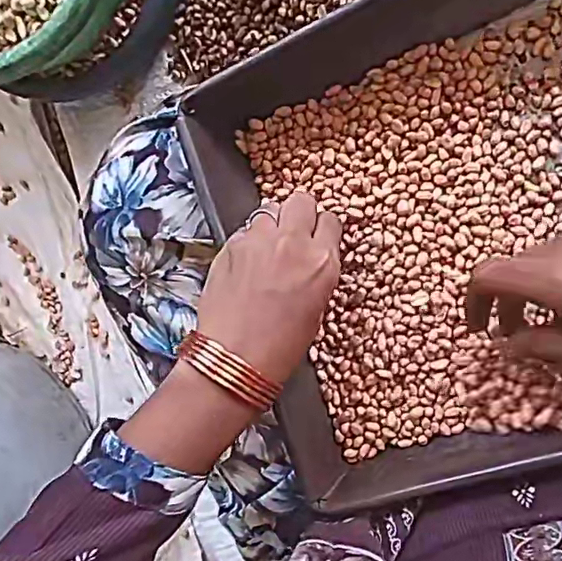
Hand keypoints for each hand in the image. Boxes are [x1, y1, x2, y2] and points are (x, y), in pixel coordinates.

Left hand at [194, 191, 343, 382]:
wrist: (235, 359)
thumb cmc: (279, 346)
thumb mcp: (316, 309)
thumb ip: (317, 273)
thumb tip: (311, 259)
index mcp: (323, 262)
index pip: (330, 220)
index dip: (322, 228)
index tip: (317, 236)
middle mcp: (293, 244)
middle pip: (301, 201)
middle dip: (299, 213)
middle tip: (293, 232)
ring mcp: (259, 241)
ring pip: (269, 209)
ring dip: (271, 224)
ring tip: (266, 248)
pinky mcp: (231, 245)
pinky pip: (244, 229)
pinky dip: (247, 240)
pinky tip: (246, 262)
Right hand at [464, 222, 561, 369]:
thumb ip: (553, 346)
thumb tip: (513, 343)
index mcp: (557, 275)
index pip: (487, 275)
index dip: (472, 303)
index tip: (479, 331)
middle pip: (515, 267)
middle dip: (508, 303)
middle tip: (521, 338)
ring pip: (547, 259)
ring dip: (539, 292)